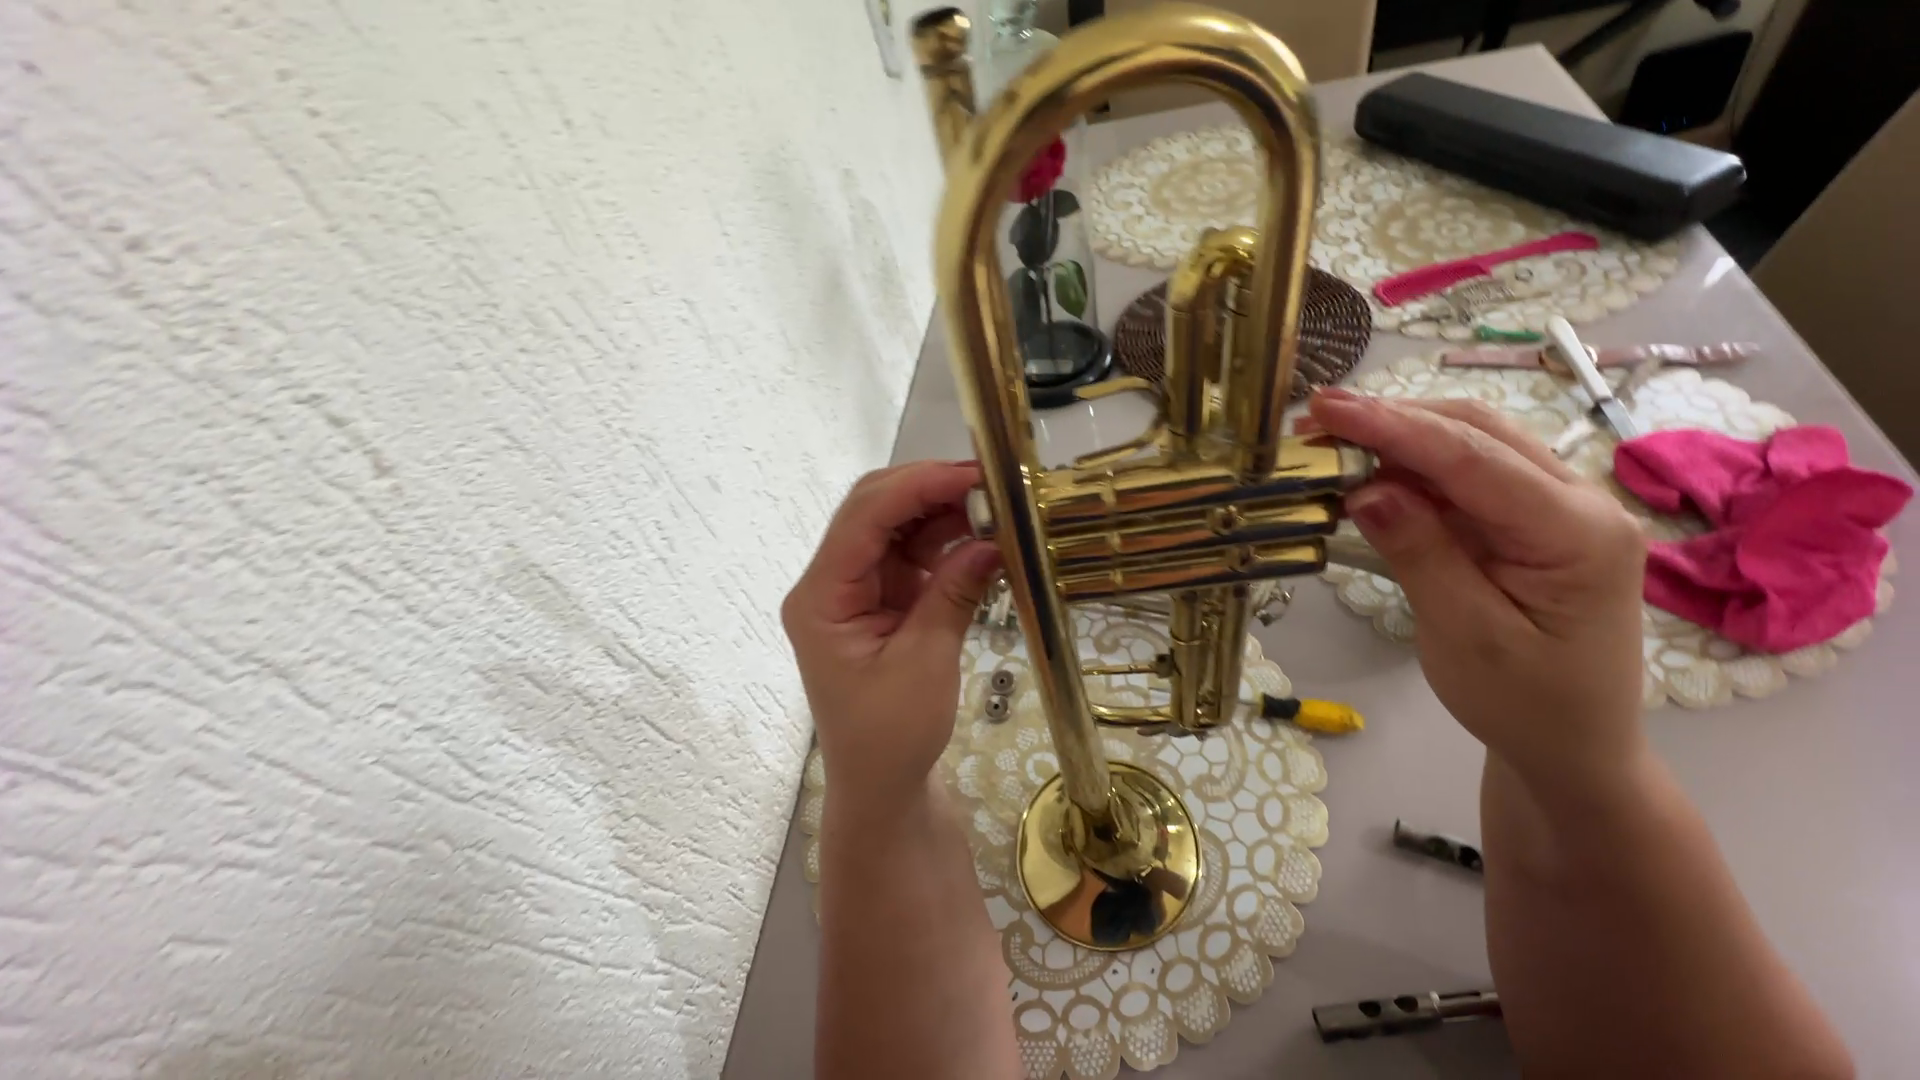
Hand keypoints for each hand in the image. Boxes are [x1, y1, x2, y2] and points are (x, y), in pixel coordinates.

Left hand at [783, 461, 1001, 811]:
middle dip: (929, 490)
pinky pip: (911, 553)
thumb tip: (995, 539)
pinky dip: (945, 540)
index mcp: (820, 598)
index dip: (916, 487)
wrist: (881, 784)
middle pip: (873, 511)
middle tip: (991, 483)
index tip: (972, 474)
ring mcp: (855, 589)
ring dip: (941, 511)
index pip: (863, 519)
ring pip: (894, 526)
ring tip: (995, 506)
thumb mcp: (925, 663)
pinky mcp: (881, 599)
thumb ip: (953, 594)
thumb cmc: (891, 737)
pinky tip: (981, 534)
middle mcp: (830, 583)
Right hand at [1308, 389, 1648, 795]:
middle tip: (1315, 419)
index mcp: (1579, 532)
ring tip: (1332, 438)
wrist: (1574, 747)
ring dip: (1401, 434)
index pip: (1474, 458)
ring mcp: (1558, 507)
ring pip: (1474, 442)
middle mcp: (1580, 502)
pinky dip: (1413, 465)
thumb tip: (1366, 489)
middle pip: (1479, 432)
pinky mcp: (1530, 521)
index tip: (1326, 409)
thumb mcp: (1465, 637)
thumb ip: (1422, 555)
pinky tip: (1371, 468)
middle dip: (1394, 418)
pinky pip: (1468, 474)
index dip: (1394, 427)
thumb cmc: (1524, 706)